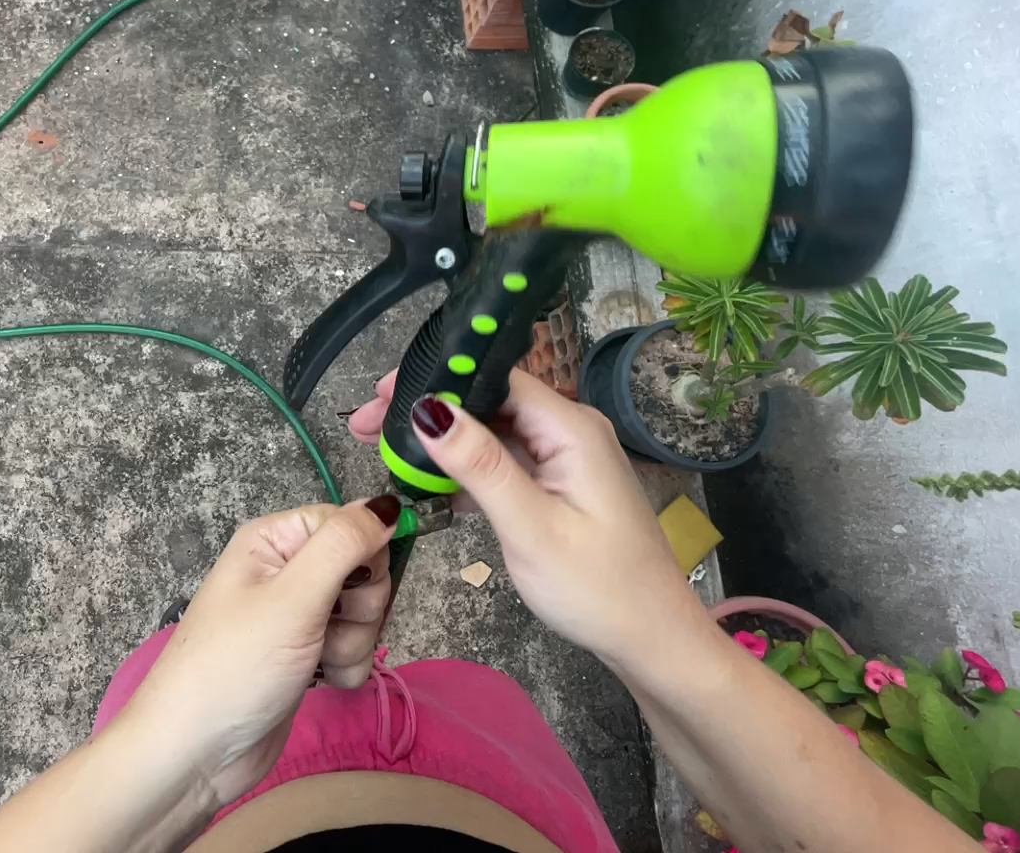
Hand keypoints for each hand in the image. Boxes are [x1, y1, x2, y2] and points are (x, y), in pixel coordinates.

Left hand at [113, 500, 396, 809]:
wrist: (196, 753)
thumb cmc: (237, 665)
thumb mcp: (293, 597)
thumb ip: (343, 546)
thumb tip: (388, 503)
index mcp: (273, 539)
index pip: (345, 522)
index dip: (363, 553)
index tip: (352, 587)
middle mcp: (285, 568)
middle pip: (361, 567)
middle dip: (359, 605)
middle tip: (326, 626)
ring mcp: (297, 612)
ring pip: (361, 610)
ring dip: (353, 640)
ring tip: (317, 660)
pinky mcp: (306, 652)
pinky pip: (351, 645)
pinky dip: (345, 664)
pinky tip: (321, 680)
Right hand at [349, 369, 708, 671]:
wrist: (653, 642)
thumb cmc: (598, 588)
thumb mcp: (530, 527)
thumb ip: (480, 465)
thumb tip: (427, 410)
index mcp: (569, 427)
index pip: (493, 377)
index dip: (435, 377)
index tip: (381, 393)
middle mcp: (565, 429)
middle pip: (484, 399)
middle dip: (425, 407)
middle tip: (366, 424)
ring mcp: (559, 456)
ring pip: (485, 429)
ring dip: (435, 437)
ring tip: (380, 445)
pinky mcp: (551, 481)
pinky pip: (497, 459)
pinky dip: (459, 467)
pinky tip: (421, 479)